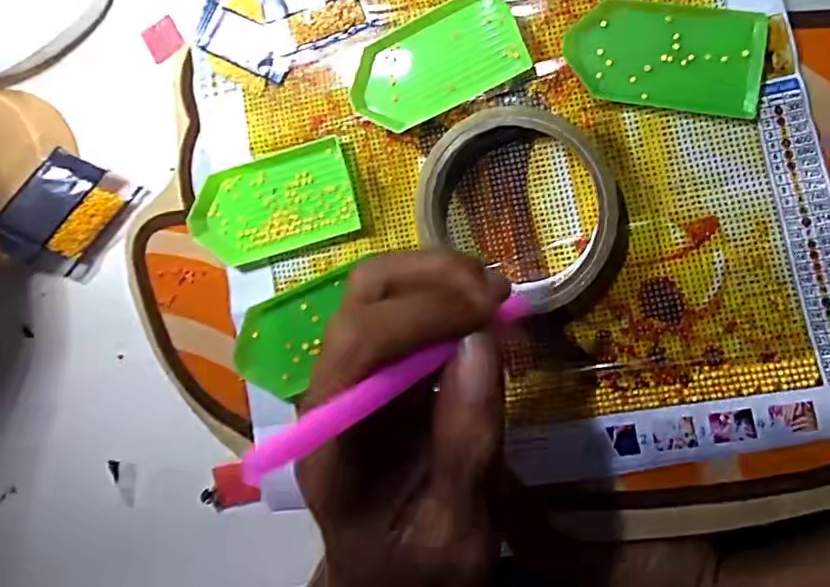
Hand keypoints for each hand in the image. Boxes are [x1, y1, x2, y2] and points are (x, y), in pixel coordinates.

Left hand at [298, 252, 509, 586]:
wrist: (394, 579)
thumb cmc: (417, 570)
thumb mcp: (455, 536)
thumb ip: (465, 448)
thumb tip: (481, 340)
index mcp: (332, 439)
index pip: (359, 344)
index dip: (424, 313)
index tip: (490, 311)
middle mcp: (332, 388)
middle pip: (364, 294)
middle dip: (434, 277)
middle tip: (498, 293)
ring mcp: (353, 367)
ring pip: (381, 284)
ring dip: (441, 274)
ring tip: (495, 295)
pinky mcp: (380, 359)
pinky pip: (404, 301)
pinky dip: (447, 290)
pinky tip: (483, 308)